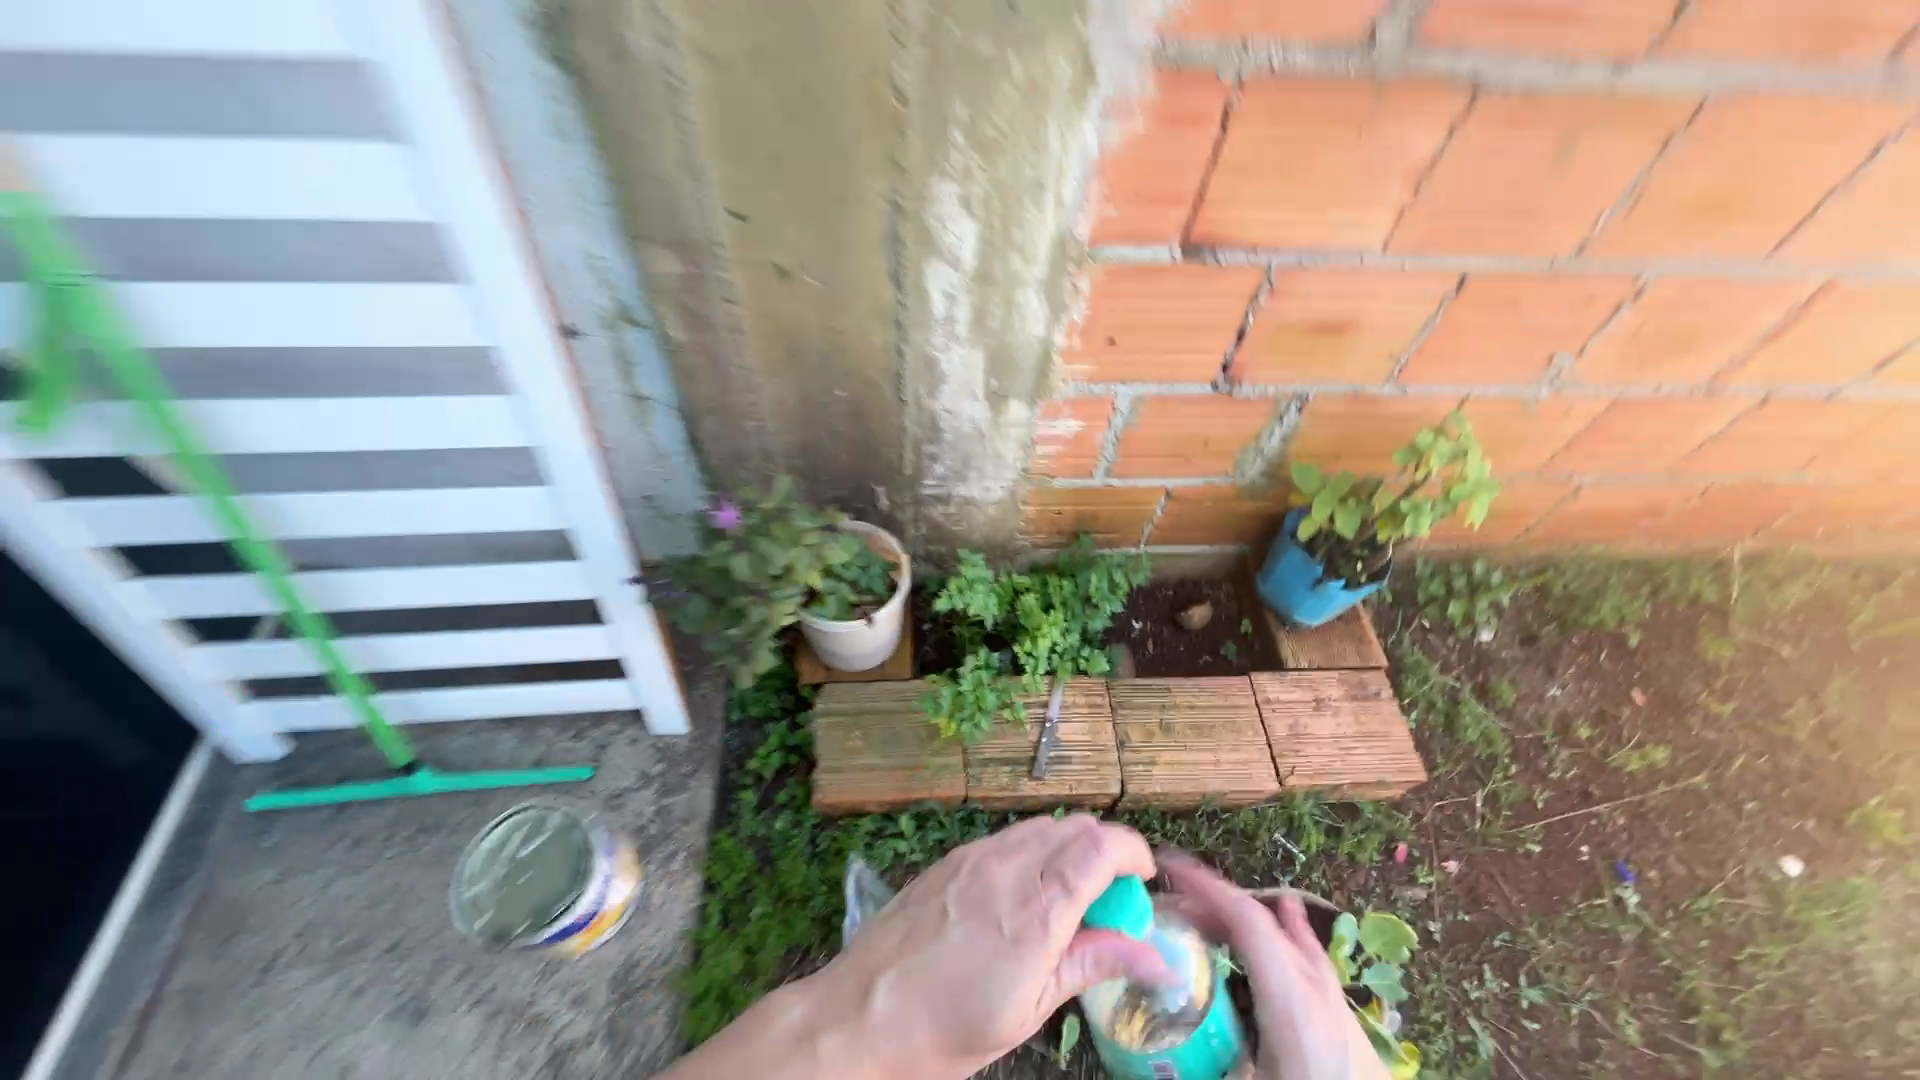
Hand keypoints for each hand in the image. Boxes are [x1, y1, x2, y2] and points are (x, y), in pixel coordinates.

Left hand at [814, 814, 1173, 1076]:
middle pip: (1076, 827)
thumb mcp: (1028, 1010)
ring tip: (1064, 901)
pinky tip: (1020, 896)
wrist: (860, 1014)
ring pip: (1042, 827)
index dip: (1133, 852)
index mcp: (1036, 910)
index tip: (1142, 881)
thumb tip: (1156, 959)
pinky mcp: (951, 858)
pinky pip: (1008, 837)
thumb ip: (1092, 965)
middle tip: (1107, 901)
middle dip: (1106, 851)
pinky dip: (1033, 851)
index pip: (1101, 847)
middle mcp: (1008, 868)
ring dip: (1068, 849)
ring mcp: (974, 857)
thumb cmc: (947, 1027)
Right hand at [1161, 852, 1388, 1079]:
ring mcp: (1338, 1008)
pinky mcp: (1351, 1031)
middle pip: (1266, 925)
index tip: (1169, 868)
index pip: (1246, 922)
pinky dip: (1288, 940)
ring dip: (1252, 919)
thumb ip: (1208, 1063)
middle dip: (1216, 903)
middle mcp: (1316, 992)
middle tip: (1173, 902)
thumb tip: (1149, 1066)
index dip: (1206, 888)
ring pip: (1293, 942)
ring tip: (1221, 903)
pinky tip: (1291, 942)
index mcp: (1290, 1003)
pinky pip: (1312, 964)